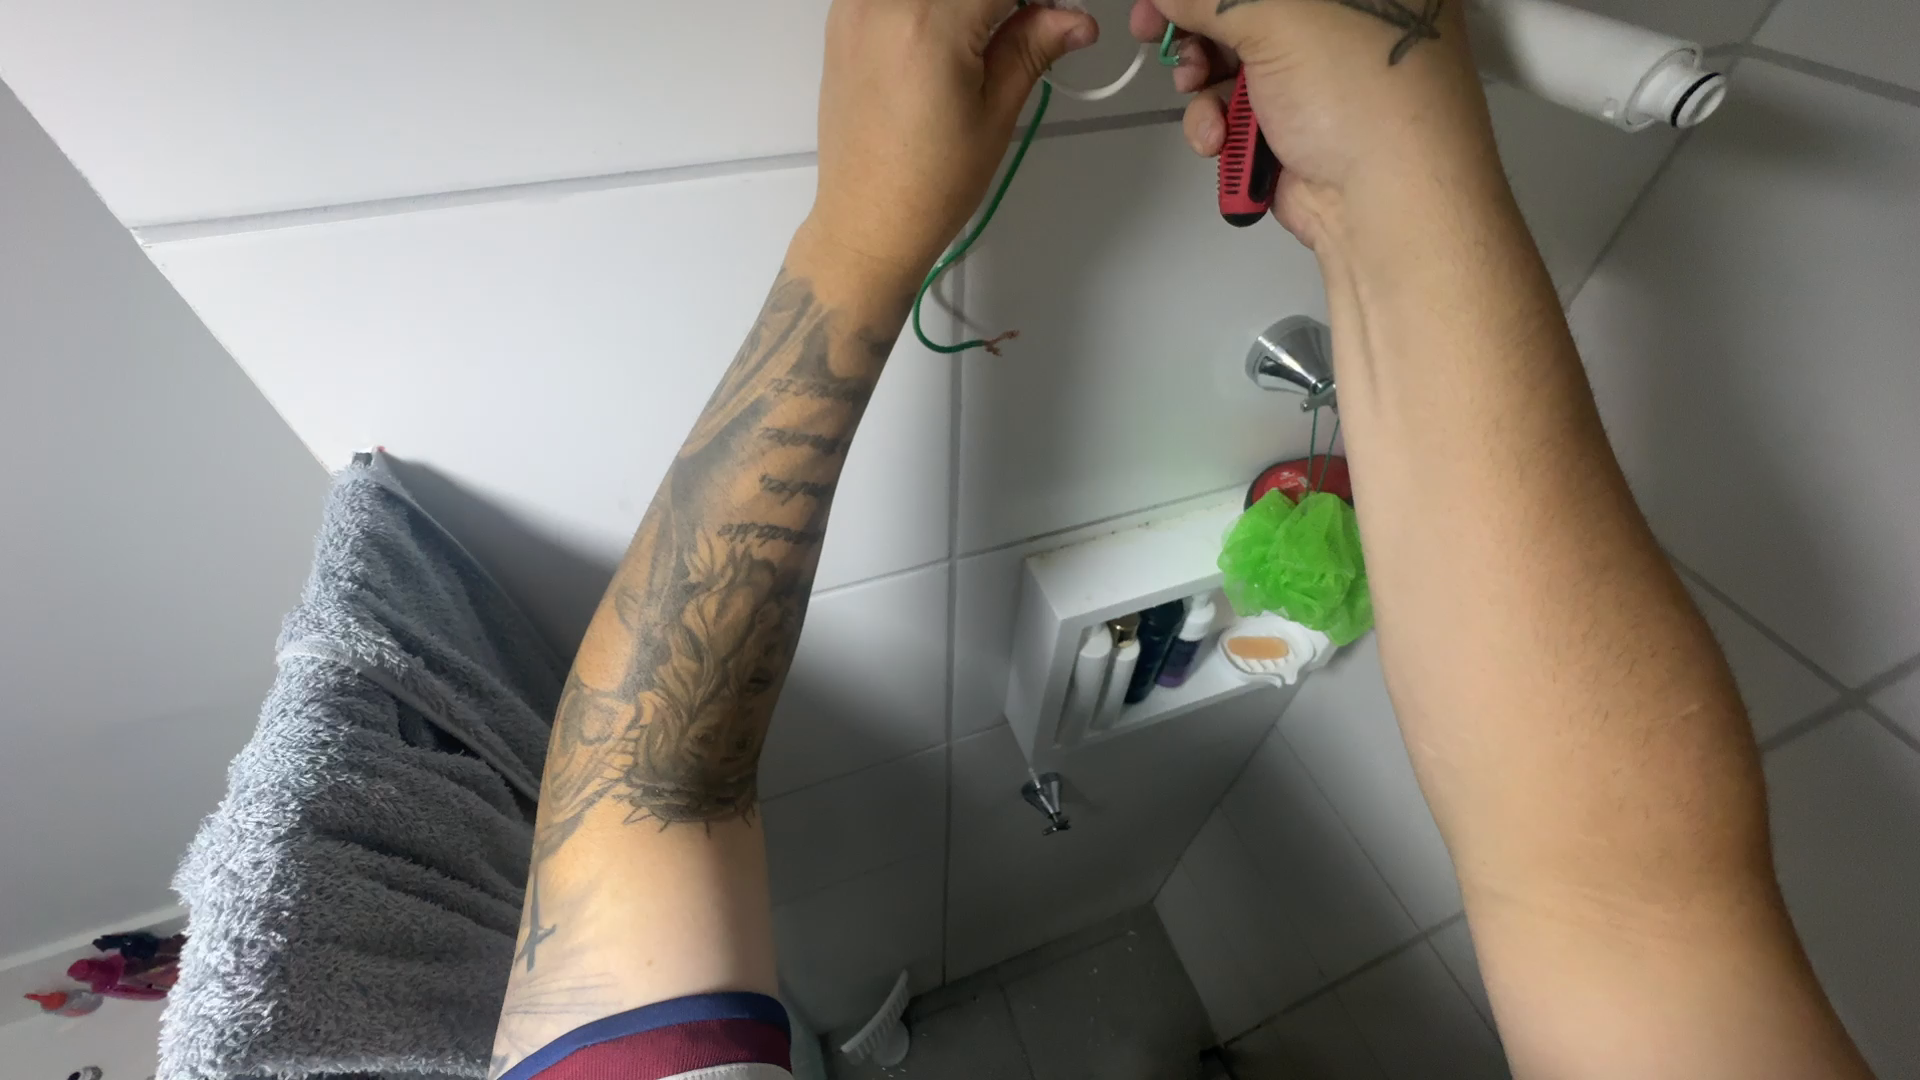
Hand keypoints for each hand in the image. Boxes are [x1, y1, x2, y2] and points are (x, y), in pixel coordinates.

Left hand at [806, 0, 1097, 278]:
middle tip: (1026, 24)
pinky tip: (947, 36)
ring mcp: (856, 3)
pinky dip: (928, 5)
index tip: (1056, 13)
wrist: (867, 224)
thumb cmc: (928, 189)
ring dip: (965, 4)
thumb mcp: (993, 119)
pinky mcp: (842, 16)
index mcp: (932, 23)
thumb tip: (1075, 18)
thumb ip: (1031, 48)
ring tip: (984, 38)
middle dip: (1001, 0)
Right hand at [1130, 0, 1505, 247]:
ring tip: (1196, 88)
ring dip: (1201, 80)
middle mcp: (1334, 16)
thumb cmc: (1360, 94)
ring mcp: (1307, 74)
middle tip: (1151, 27)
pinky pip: (1232, 112)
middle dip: (1194, 22)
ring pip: (1228, 62)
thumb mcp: (1284, 16)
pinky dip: (1215, 124)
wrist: (1377, 198)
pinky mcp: (1284, 125)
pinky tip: (1218, 136)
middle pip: (1241, 9)